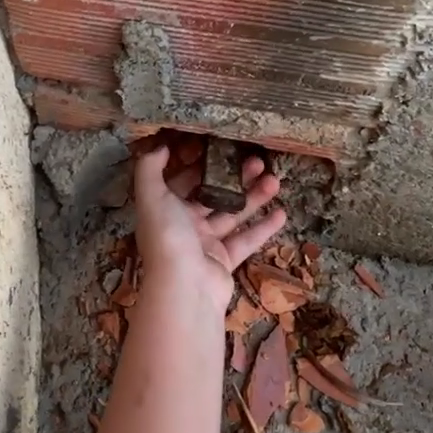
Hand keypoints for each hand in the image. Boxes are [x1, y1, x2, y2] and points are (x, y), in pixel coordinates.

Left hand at [133, 145, 285, 312]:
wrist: (184, 288)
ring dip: (254, 197)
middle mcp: (184, 224)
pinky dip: (264, 228)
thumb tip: (159, 145)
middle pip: (213, 195)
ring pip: (232, 214)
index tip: (222, 146)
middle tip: (258, 161)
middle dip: (234, 178)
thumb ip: (150, 169)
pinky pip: (246, 240)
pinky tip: (281, 213)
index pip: (184, 180)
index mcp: (166, 208)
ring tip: (275, 180)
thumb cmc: (168, 236)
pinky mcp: (224, 261)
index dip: (201, 164)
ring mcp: (206, 243)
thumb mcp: (152, 196)